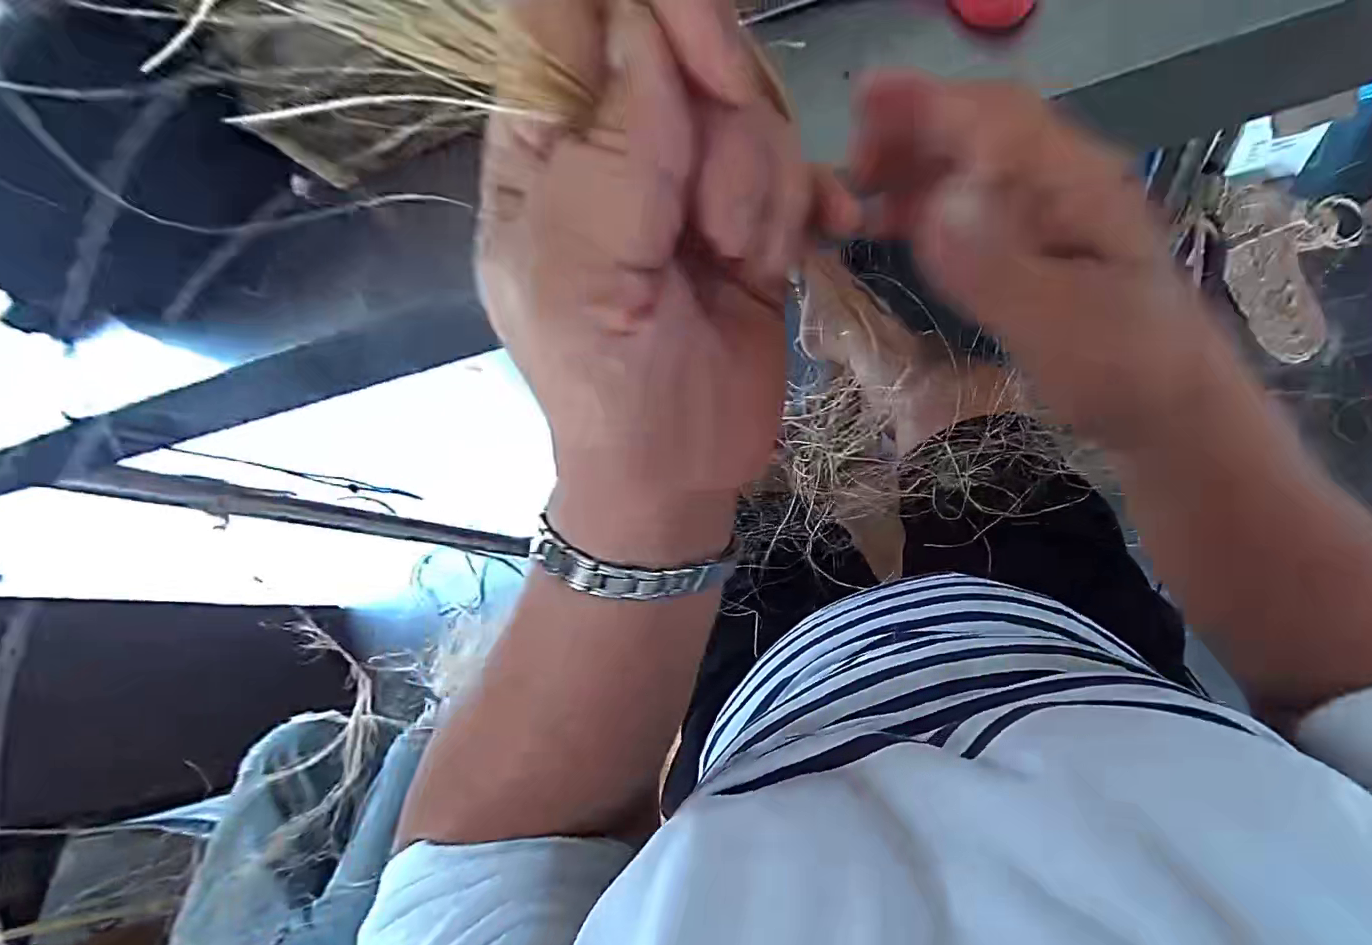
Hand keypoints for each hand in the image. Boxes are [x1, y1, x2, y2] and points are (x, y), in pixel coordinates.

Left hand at [478, 0, 853, 562]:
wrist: (680, 472)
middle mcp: (625, 155)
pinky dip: (813, 207)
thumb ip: (613, 156)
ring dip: (764, 196)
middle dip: (726, 136)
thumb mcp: (582, 280)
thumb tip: (647, 33)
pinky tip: (822, 241)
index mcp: (549, 149)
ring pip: (754, 122)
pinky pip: (796, 179)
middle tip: (723, 227)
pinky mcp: (755, 235)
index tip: (705, 71)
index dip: (648, 17)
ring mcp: (696, 196)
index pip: (576, 15)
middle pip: (687, 58)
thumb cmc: (609, 390)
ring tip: (745, 269)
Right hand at [848, 72, 1220, 446]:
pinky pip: (980, 213)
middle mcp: (1066, 187)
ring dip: (918, 173)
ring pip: (976, 172)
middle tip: (853, 169)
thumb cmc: (1123, 369)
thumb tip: (933, 210)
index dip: (925, 103)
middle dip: (913, 137)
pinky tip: (907, 229)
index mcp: (1077, 185)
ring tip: (864, 198)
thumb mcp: (1058, 324)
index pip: (994, 119)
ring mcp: (1055, 219)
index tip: (863, 101)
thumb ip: (996, 268)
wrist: (1169, 409)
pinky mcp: (1044, 253)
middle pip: (981, 135)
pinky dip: (937, 211)